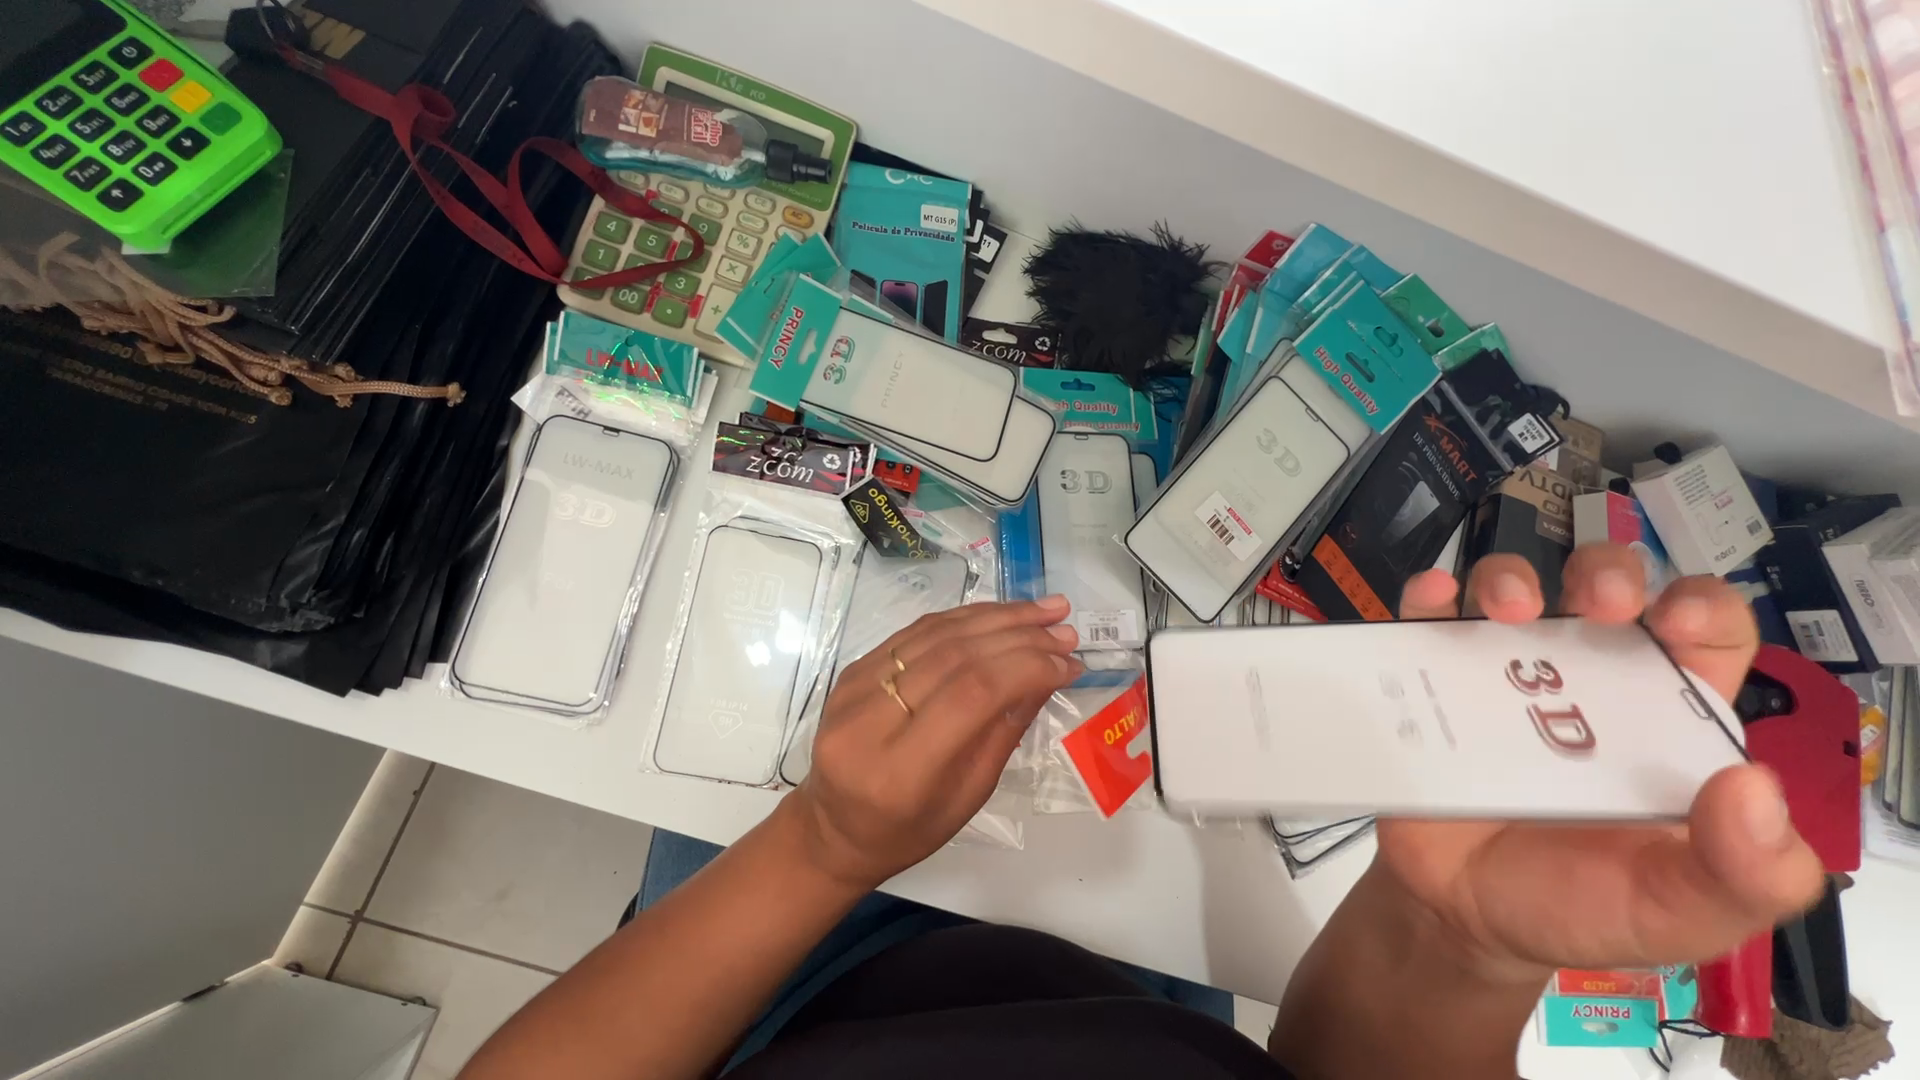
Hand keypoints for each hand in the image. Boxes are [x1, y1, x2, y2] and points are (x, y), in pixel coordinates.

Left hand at [782, 595, 1083, 890]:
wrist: (834, 827)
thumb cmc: (908, 830)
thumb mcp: (968, 797)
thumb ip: (1005, 732)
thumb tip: (1048, 673)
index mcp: (900, 771)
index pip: (971, 695)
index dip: (1026, 668)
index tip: (1069, 663)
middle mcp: (869, 721)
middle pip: (954, 657)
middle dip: (1018, 637)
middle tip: (1065, 630)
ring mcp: (855, 688)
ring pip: (935, 635)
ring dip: (997, 617)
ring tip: (1045, 611)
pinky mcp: (853, 669)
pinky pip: (916, 632)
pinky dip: (965, 618)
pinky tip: (1001, 614)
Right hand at [1376, 543, 1825, 983]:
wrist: (1457, 911)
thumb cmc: (1574, 906)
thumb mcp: (1682, 911)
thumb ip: (1746, 873)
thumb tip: (1749, 783)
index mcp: (1660, 717)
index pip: (1702, 634)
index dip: (1700, 608)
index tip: (1674, 621)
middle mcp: (1582, 678)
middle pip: (1599, 585)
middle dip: (1604, 572)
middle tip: (1598, 606)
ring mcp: (1497, 672)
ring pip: (1507, 586)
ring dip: (1509, 577)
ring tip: (1507, 610)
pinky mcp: (1428, 677)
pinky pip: (1423, 620)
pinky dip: (1425, 596)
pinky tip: (1432, 602)